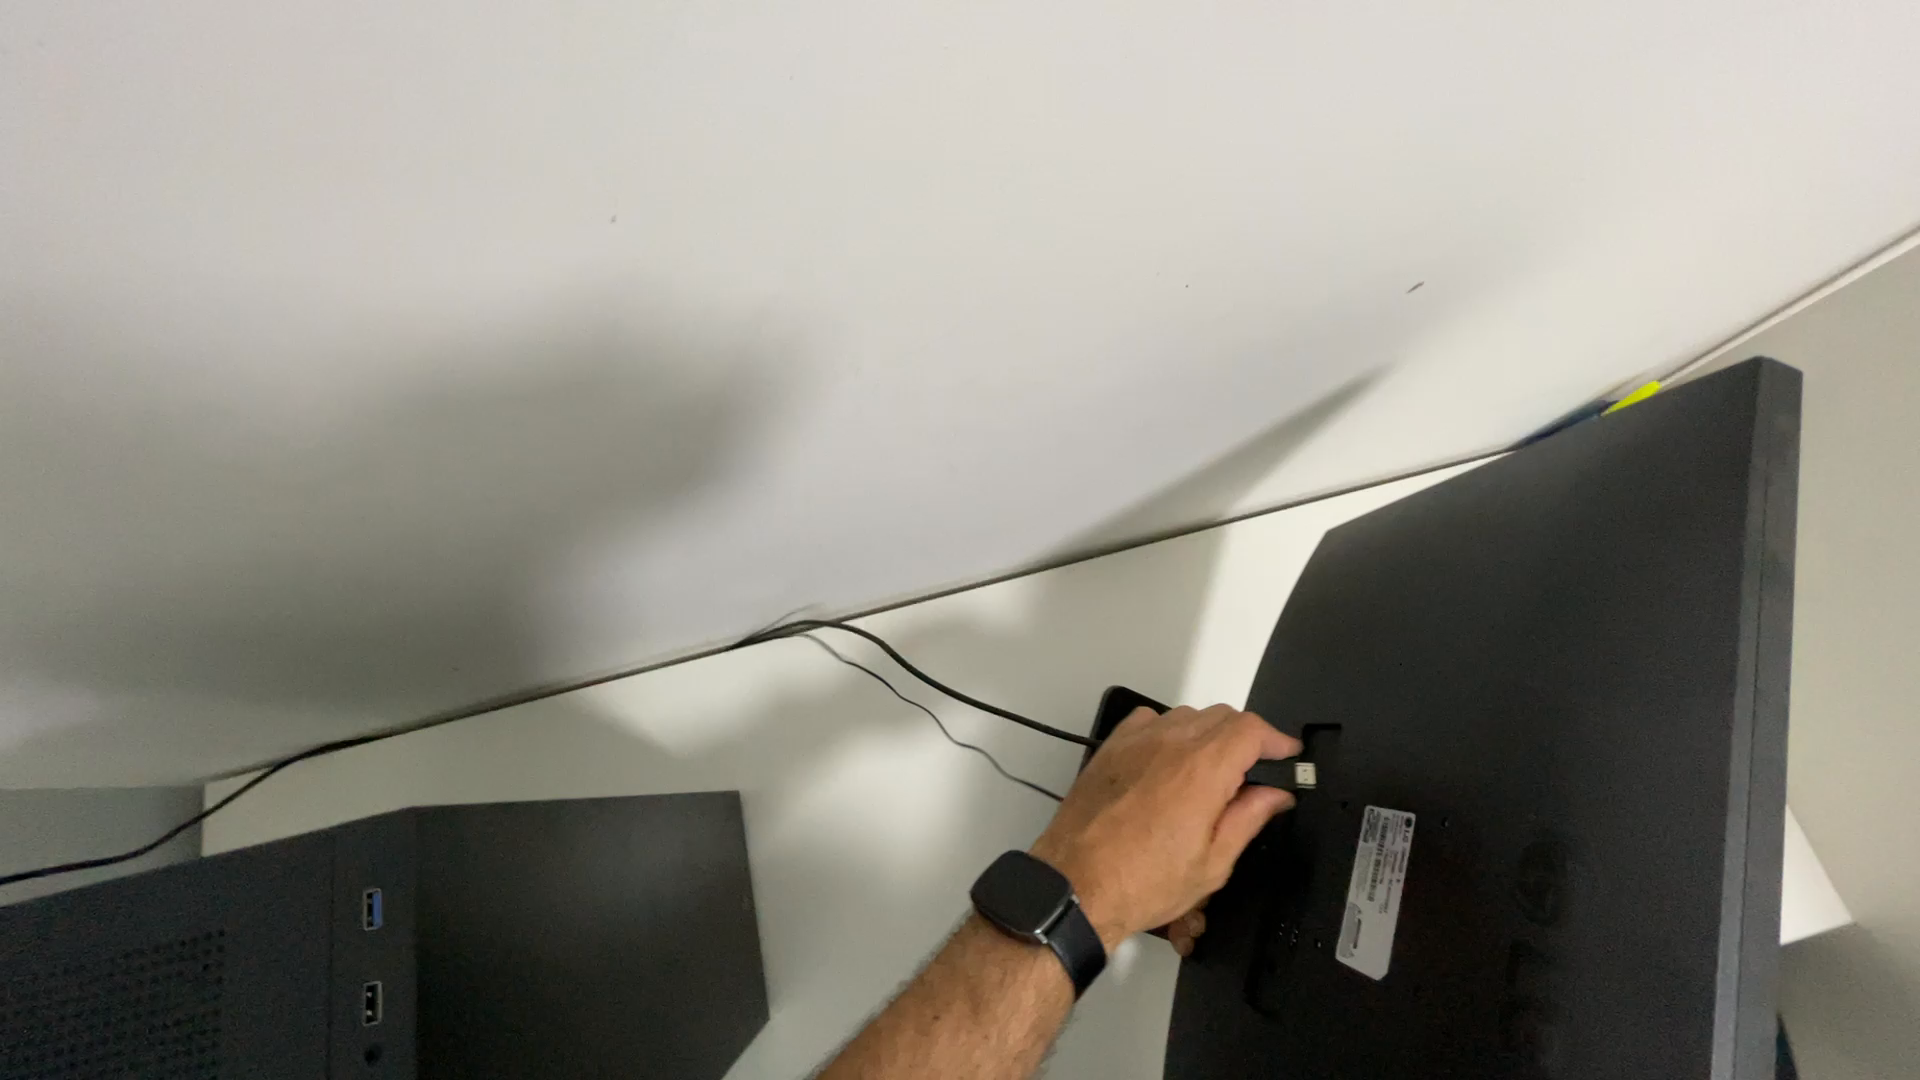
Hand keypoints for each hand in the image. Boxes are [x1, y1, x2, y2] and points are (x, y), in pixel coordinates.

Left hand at [1029, 703, 1300, 950]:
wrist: (1078, 882)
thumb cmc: (1140, 880)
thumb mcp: (1213, 862)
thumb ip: (1249, 817)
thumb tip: (1274, 794)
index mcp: (1201, 769)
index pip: (1250, 728)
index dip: (1276, 739)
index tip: (1288, 753)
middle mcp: (1168, 744)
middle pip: (1222, 716)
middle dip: (1247, 738)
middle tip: (1256, 771)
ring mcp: (1135, 741)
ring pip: (1186, 716)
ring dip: (1209, 734)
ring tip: (1214, 772)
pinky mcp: (1112, 747)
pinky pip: (1149, 721)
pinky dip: (1169, 732)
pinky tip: (1171, 763)